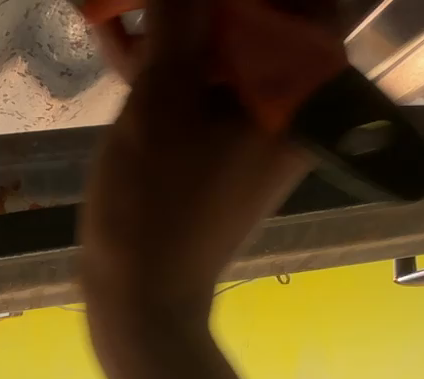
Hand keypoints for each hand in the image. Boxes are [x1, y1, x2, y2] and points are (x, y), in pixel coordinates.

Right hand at [78, 0, 311, 337]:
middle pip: (260, 21)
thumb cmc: (152, 208)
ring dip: (176, 31)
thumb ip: (178, 20)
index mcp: (301, 87)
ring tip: (122, 11)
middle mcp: (293, 105)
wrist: (142, 303)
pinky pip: (205, 95)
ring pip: (225, 55)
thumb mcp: (159, 103)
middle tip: (148, 0)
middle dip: (199, 5)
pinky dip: (170, 73)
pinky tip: (123, 50)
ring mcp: (258, 133)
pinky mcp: (223, 157)